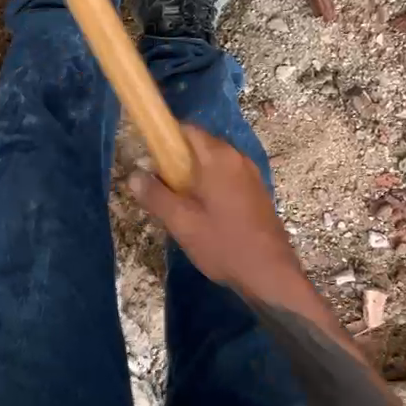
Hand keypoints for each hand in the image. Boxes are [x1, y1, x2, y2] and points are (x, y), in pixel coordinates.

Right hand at [129, 124, 309, 303]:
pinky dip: (212, 185)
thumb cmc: (223, 244)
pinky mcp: (258, 191)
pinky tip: (205, 213)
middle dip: (178, 161)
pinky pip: (228, 176)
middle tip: (163, 188)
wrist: (271, 276)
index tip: (150, 159)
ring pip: (214, 163)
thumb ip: (155, 195)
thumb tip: (134, 175)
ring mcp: (251, 174)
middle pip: (200, 145)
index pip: (187, 129)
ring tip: (182, 204)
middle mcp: (237, 157)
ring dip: (195, 175)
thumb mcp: (181, 222)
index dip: (165, 138)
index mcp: (218, 157)